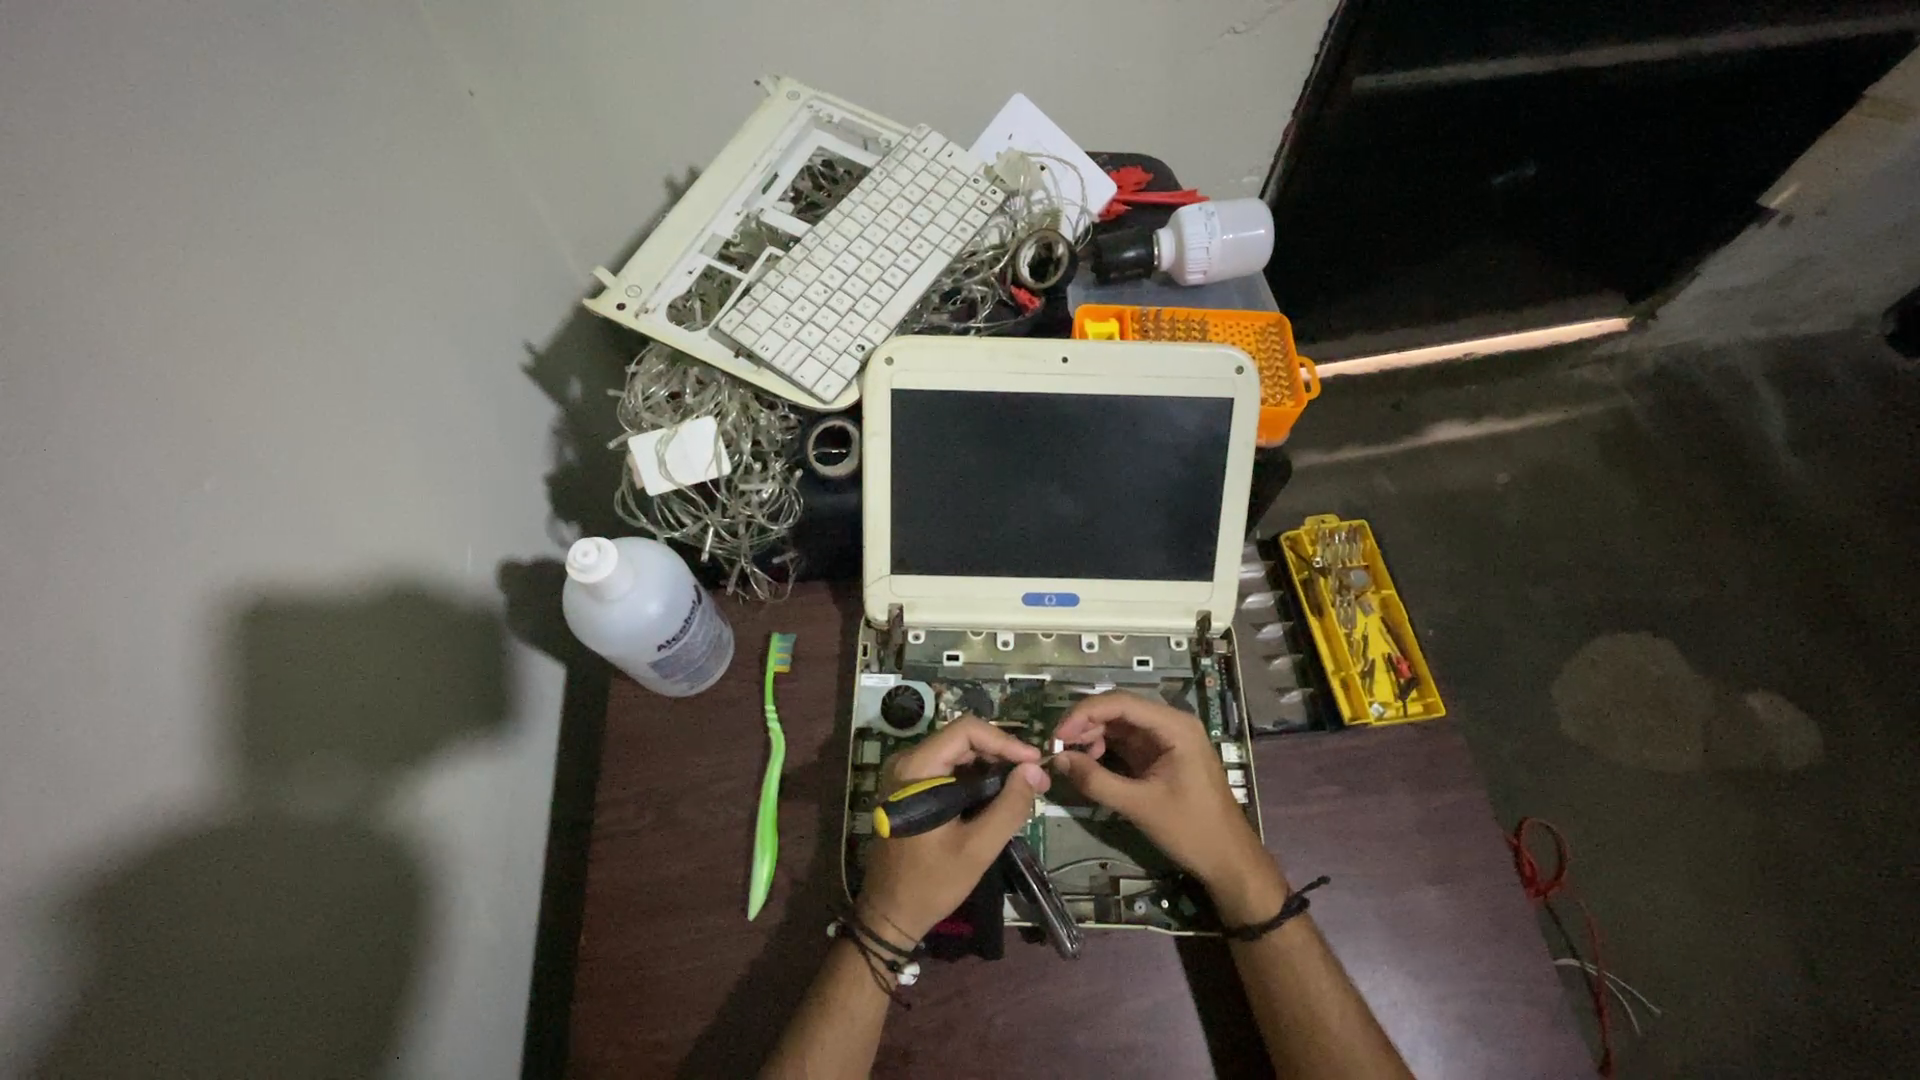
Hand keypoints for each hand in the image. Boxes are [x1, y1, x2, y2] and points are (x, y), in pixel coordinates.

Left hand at [857, 718, 1049, 944]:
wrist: (889, 914)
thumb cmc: (930, 883)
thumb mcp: (977, 848)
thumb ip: (1009, 807)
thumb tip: (1035, 771)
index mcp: (915, 769)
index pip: (966, 731)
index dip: (1004, 741)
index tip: (1034, 762)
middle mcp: (907, 762)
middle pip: (963, 739)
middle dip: (1003, 755)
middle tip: (1035, 779)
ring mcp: (907, 774)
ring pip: (959, 754)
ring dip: (993, 767)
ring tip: (1025, 788)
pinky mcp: (912, 788)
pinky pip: (950, 770)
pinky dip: (978, 779)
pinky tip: (1000, 797)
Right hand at [1050, 692, 1286, 921]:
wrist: (1228, 860)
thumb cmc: (1191, 830)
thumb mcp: (1140, 805)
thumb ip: (1097, 780)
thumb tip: (1059, 760)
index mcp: (1175, 726)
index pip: (1121, 703)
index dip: (1084, 713)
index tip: (1057, 735)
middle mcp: (1171, 724)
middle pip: (1119, 709)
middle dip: (1086, 723)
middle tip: (1058, 746)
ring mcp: (1166, 739)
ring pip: (1120, 724)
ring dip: (1093, 735)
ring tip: (1072, 757)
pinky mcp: (1160, 755)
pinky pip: (1126, 741)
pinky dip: (1105, 748)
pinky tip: (1090, 762)